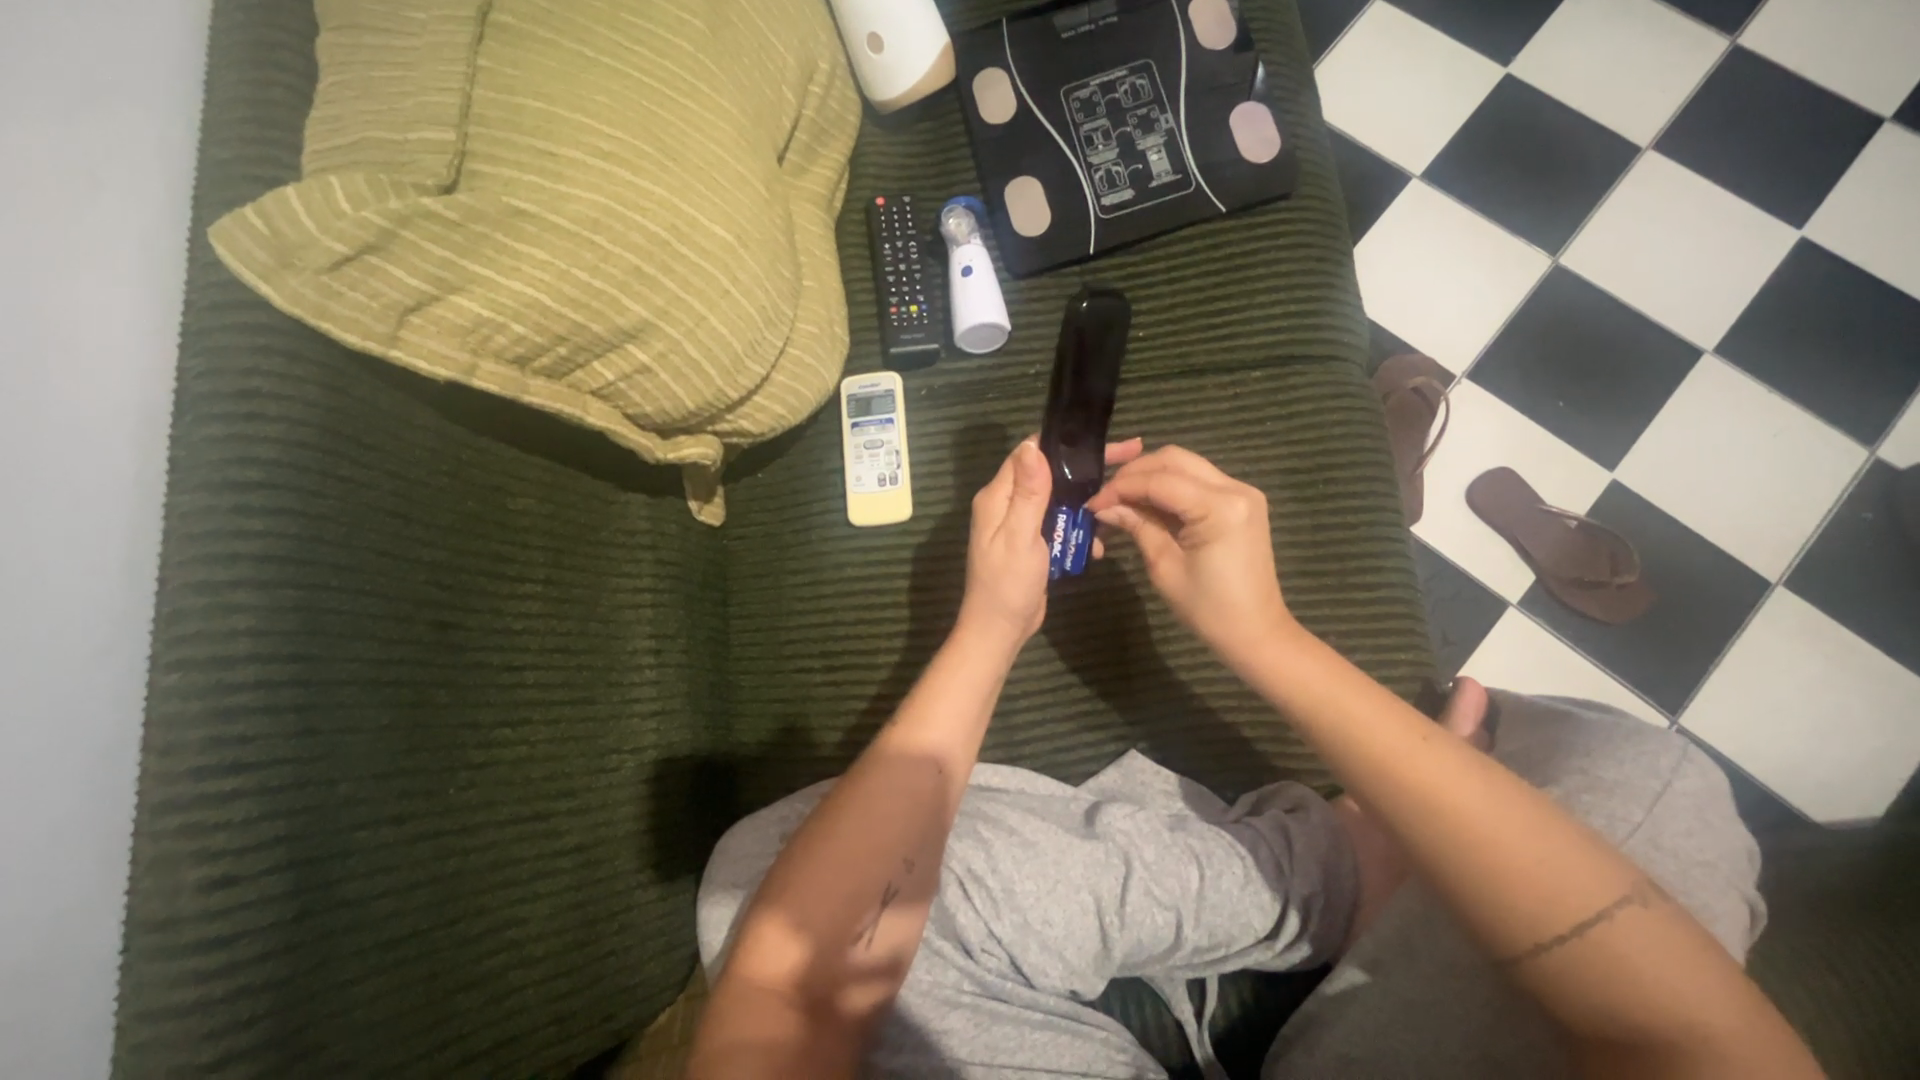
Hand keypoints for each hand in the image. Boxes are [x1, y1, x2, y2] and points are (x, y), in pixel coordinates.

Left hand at [958, 435, 1143, 646]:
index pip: (1029, 453)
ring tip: (1121, 501)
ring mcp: (1020, 523)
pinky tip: (1099, 542)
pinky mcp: (1033, 542)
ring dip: (1086, 503)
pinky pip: (1060, 523)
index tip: (1102, 439)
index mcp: (998, 496)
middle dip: (1085, 469)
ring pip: (1058, 499)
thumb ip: (1027, 492)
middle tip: (1129, 458)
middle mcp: (1007, 503)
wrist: (1000, 630)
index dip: (1064, 442)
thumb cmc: (1007, 584)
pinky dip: (1079, 529)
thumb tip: (1032, 445)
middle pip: (1049, 473)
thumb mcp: (1019, 535)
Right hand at [1086, 445, 1293, 667]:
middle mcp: (1235, 488)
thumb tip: (1105, 508)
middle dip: (1135, 474)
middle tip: (1106, 498)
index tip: (1093, 504)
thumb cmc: (1208, 609)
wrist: (1255, 632)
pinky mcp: (1241, 502)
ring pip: (1186, 465)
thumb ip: (1137, 526)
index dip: (1121, 487)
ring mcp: (1242, 492)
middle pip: (1174, 460)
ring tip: (1122, 501)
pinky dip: (1170, 486)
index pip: (1159, 480)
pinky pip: (1198, 481)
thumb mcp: (1164, 566)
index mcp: (1219, 507)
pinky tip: (1148, 504)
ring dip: (1151, 477)